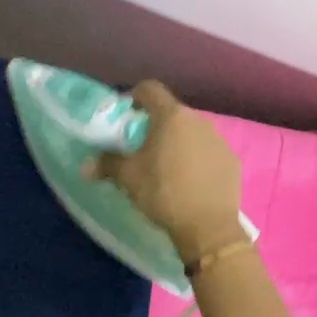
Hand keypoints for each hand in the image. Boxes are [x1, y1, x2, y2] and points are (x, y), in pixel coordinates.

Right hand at [93, 80, 243, 262]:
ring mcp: (219, 140)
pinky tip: (190, 183)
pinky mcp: (231, 161)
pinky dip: (197, 160)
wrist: (208, 226)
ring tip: (166, 168)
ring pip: (192, 133)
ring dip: (178, 143)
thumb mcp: (128, 177)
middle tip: (141, 148)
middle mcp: (198, 121)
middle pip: (172, 113)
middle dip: (155, 126)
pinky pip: (208, 153)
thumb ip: (106, 164)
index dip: (134, 96)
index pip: (150, 89)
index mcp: (171, 117)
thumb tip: (85, 167)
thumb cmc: (163, 192)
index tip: (125, 114)